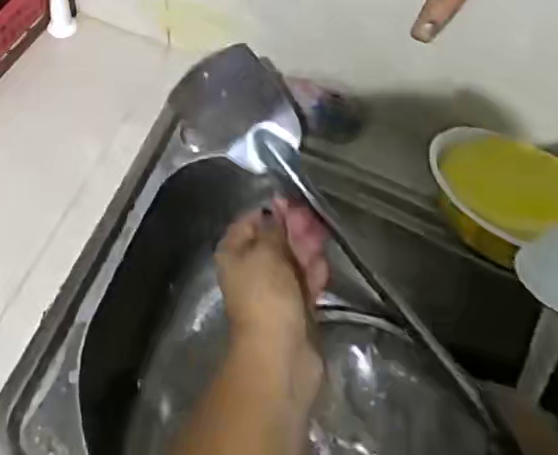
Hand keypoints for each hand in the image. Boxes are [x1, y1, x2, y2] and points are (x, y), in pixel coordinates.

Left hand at [214, 198, 331, 347]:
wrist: (280, 356)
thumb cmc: (265, 296)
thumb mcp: (266, 253)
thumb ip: (273, 229)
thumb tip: (274, 206)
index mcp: (233, 251)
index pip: (250, 221)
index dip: (271, 210)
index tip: (293, 201)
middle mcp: (250, 268)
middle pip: (273, 240)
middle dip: (293, 227)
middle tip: (315, 216)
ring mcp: (272, 290)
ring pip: (291, 261)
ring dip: (305, 247)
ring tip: (324, 232)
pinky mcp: (294, 309)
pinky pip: (303, 283)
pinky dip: (312, 271)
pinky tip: (324, 261)